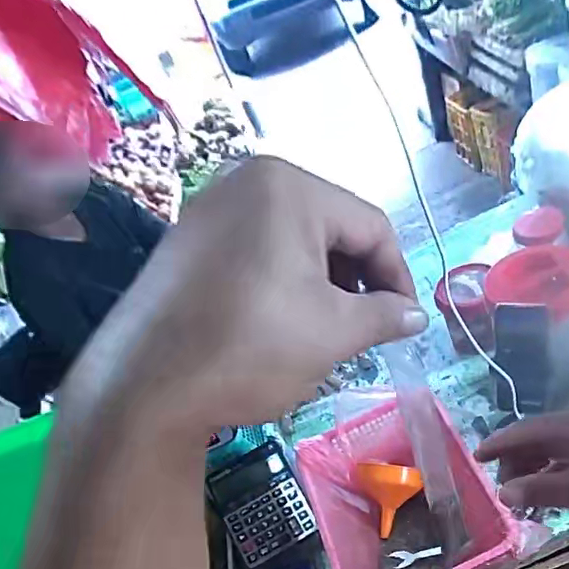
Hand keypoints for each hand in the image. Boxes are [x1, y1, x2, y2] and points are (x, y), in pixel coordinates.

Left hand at [63, 156, 427, 430]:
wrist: (151, 385)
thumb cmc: (255, 348)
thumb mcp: (335, 333)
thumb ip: (386, 316)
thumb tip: (418, 315)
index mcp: (290, 189)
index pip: (372, 227)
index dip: (400, 277)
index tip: (408, 323)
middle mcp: (247, 182)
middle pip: (334, 231)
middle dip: (360, 284)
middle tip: (368, 332)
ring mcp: (212, 211)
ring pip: (297, 245)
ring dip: (327, 288)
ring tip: (330, 334)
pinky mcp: (189, 244)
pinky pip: (259, 255)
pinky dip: (288, 287)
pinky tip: (286, 327)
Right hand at [474, 409, 568, 537]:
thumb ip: (541, 490)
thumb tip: (501, 494)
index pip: (527, 429)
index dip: (499, 443)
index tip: (474, 459)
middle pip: (535, 441)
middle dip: (514, 465)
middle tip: (503, 495)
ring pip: (548, 456)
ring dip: (531, 476)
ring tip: (519, 503)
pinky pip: (564, 468)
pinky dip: (549, 482)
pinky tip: (542, 502)